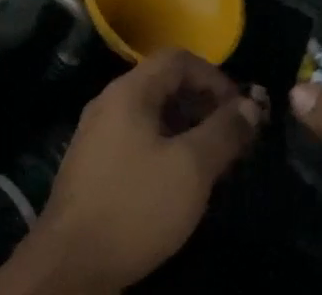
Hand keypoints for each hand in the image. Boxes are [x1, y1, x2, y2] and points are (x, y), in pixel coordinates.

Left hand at [0, 49, 266, 294]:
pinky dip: (166, 147)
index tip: (242, 111)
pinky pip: (137, 139)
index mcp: (128, 91)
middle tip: (235, 138)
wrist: (70, 263)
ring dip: (188, 129)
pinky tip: (181, 181)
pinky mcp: (93, 165)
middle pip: (164, 84)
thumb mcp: (191, 169)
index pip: (178, 59)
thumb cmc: (135, 206)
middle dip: (205, 105)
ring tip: (215, 162)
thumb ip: (224, 132)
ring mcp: (97, 134)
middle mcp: (108, 103)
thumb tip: (251, 105)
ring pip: (152, 115)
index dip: (216, 77)